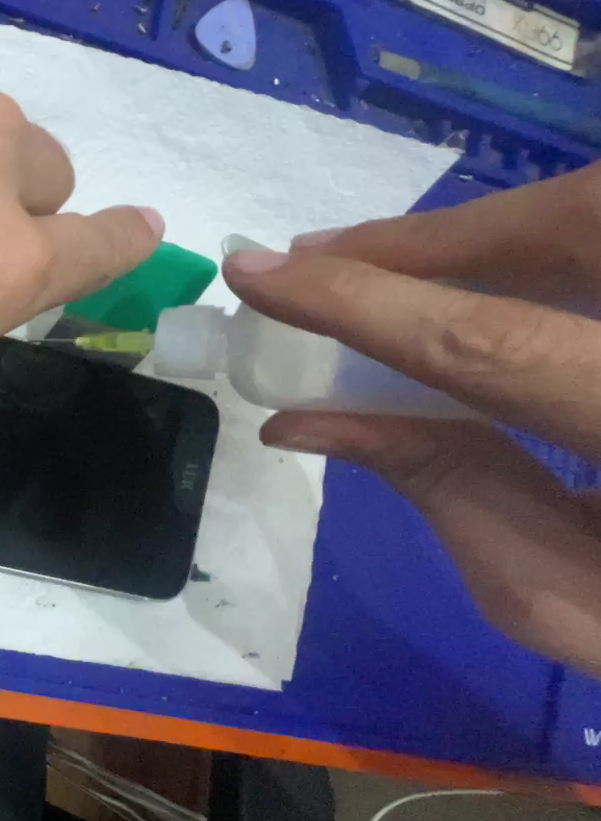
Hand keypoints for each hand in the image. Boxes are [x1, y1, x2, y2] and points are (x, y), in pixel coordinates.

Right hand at [225, 163, 600, 676]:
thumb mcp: (559, 595)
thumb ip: (438, 489)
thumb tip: (301, 419)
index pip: (494, 352)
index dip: (360, 304)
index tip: (254, 272)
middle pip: (593, 232)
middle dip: (436, 237)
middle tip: (321, 257)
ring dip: (499, 225)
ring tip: (397, 260)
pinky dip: (562, 236)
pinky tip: (499, 261)